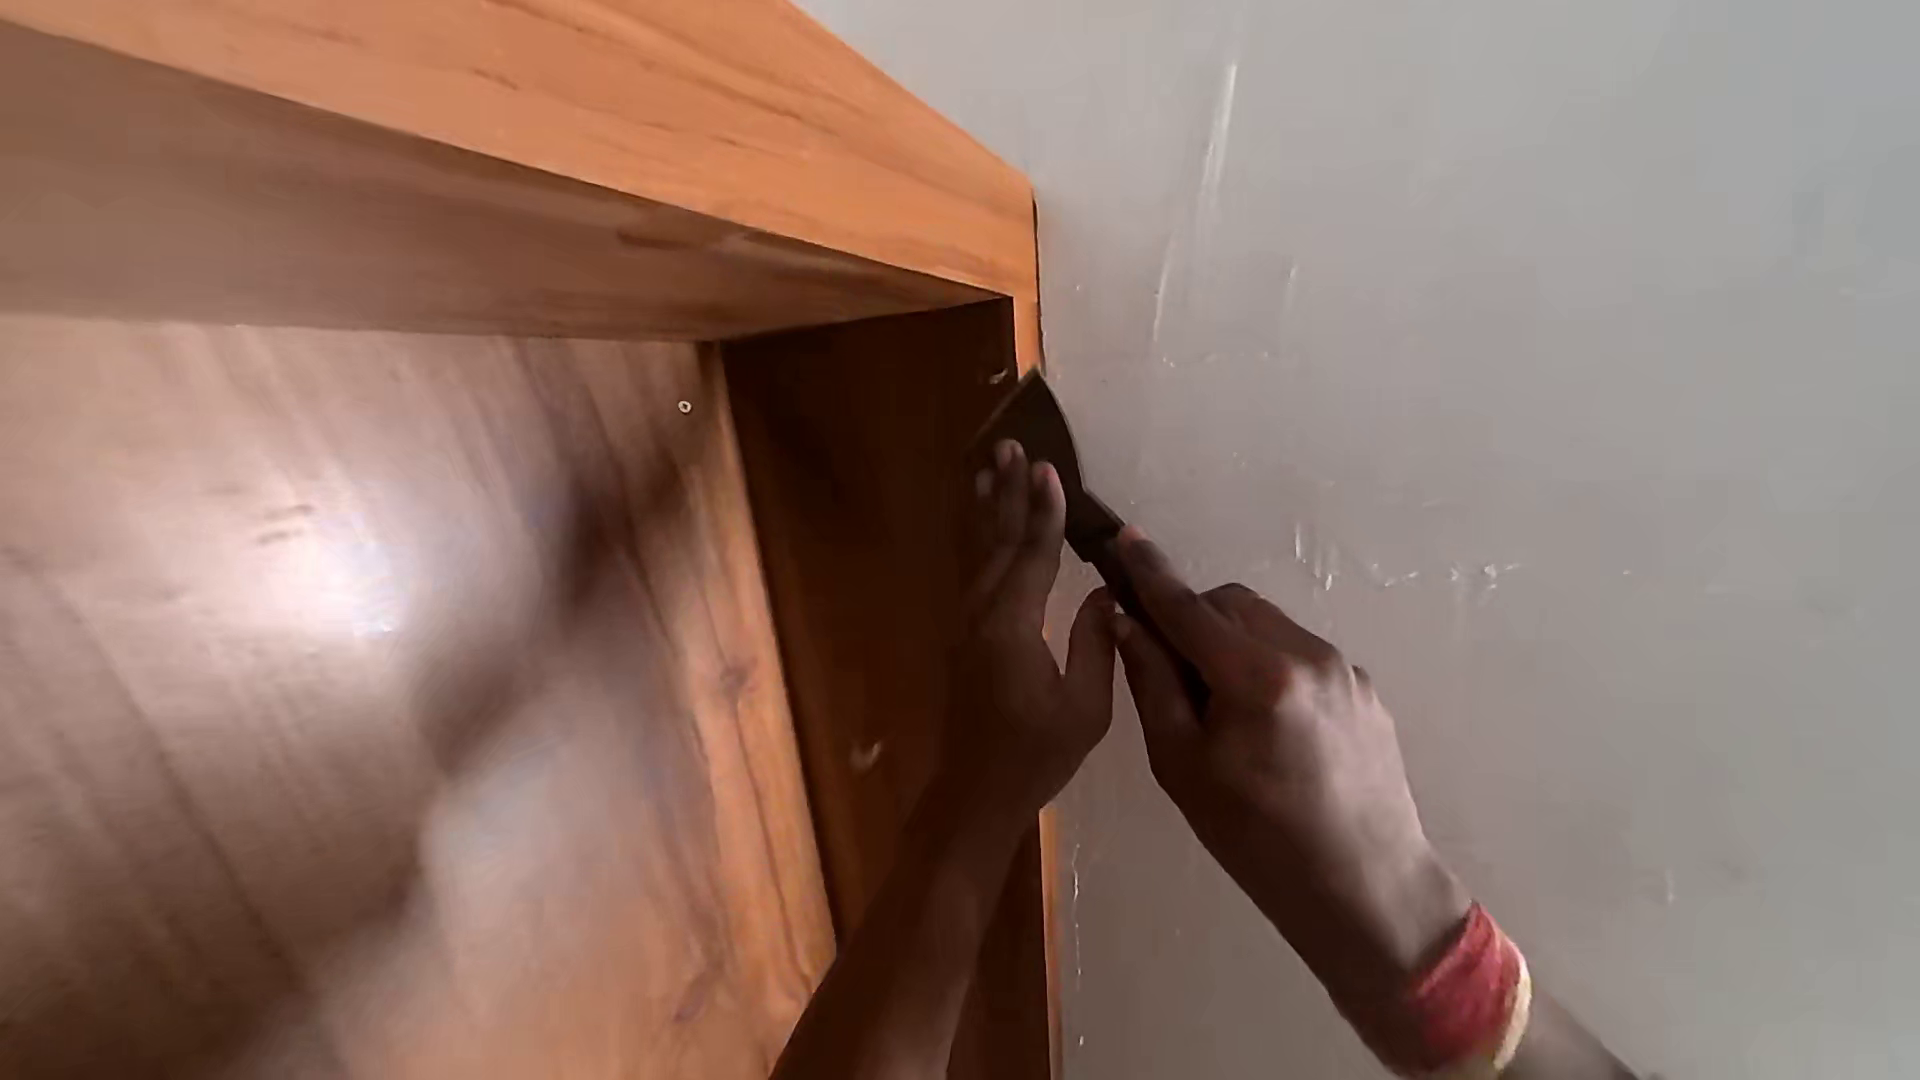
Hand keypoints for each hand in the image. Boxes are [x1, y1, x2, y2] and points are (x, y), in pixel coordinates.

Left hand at [943, 440, 1115, 817]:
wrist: (976, 789)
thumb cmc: (1035, 755)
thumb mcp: (1085, 708)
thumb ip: (1095, 643)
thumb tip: (1105, 594)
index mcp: (1013, 627)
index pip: (1033, 556)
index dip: (1043, 511)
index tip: (1049, 468)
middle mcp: (982, 613)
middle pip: (997, 541)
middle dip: (1007, 492)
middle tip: (1008, 446)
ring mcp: (966, 621)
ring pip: (977, 552)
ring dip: (986, 507)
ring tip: (988, 467)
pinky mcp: (964, 632)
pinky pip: (973, 571)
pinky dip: (979, 539)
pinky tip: (983, 524)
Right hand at [1109, 528, 1468, 1002]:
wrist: (1367, 894)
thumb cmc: (1254, 836)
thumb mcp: (1180, 762)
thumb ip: (1150, 680)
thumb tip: (1124, 620)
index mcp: (1256, 677)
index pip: (1186, 608)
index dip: (1149, 572)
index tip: (1124, 537)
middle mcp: (1306, 654)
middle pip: (1229, 602)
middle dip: (1192, 616)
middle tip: (1174, 668)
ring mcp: (1342, 667)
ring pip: (1264, 620)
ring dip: (1229, 637)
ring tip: (1224, 701)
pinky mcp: (1362, 685)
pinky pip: (1296, 647)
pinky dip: (1264, 659)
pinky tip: (1267, 718)